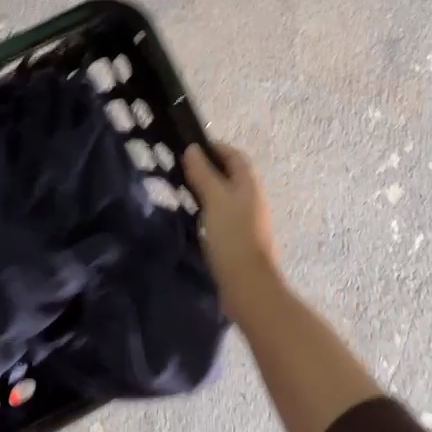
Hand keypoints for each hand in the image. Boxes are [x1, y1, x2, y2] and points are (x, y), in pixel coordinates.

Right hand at [182, 142, 280, 314]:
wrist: (247, 285)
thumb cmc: (232, 236)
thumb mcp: (214, 199)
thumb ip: (203, 173)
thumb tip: (192, 148)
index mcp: (249, 185)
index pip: (234, 155)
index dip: (214, 147)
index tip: (188, 147)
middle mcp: (252, 199)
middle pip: (231, 174)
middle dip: (208, 167)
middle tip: (180, 168)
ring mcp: (247, 220)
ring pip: (226, 195)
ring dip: (207, 188)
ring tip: (182, 189)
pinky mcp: (239, 238)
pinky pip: (222, 213)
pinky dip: (208, 208)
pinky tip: (193, 216)